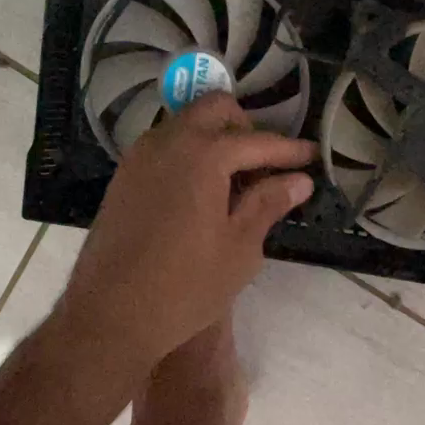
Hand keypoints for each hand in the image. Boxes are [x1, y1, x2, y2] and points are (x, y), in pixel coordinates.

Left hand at [53, 93, 315, 371]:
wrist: (110, 315)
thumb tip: (299, 180)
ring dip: (215, 138)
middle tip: (268, 164)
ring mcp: (139, 157)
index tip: (314, 156)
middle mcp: (167, 142)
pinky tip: (203, 192)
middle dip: (246, 128)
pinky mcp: (123, 178)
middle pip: (214, 110)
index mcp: (202, 155)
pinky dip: (190, 154)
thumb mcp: (239, 248)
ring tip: (237, 180)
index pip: (257, 141)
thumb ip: (268, 204)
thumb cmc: (185, 287)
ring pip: (185, 125)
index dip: (289, 149)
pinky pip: (165, 147)